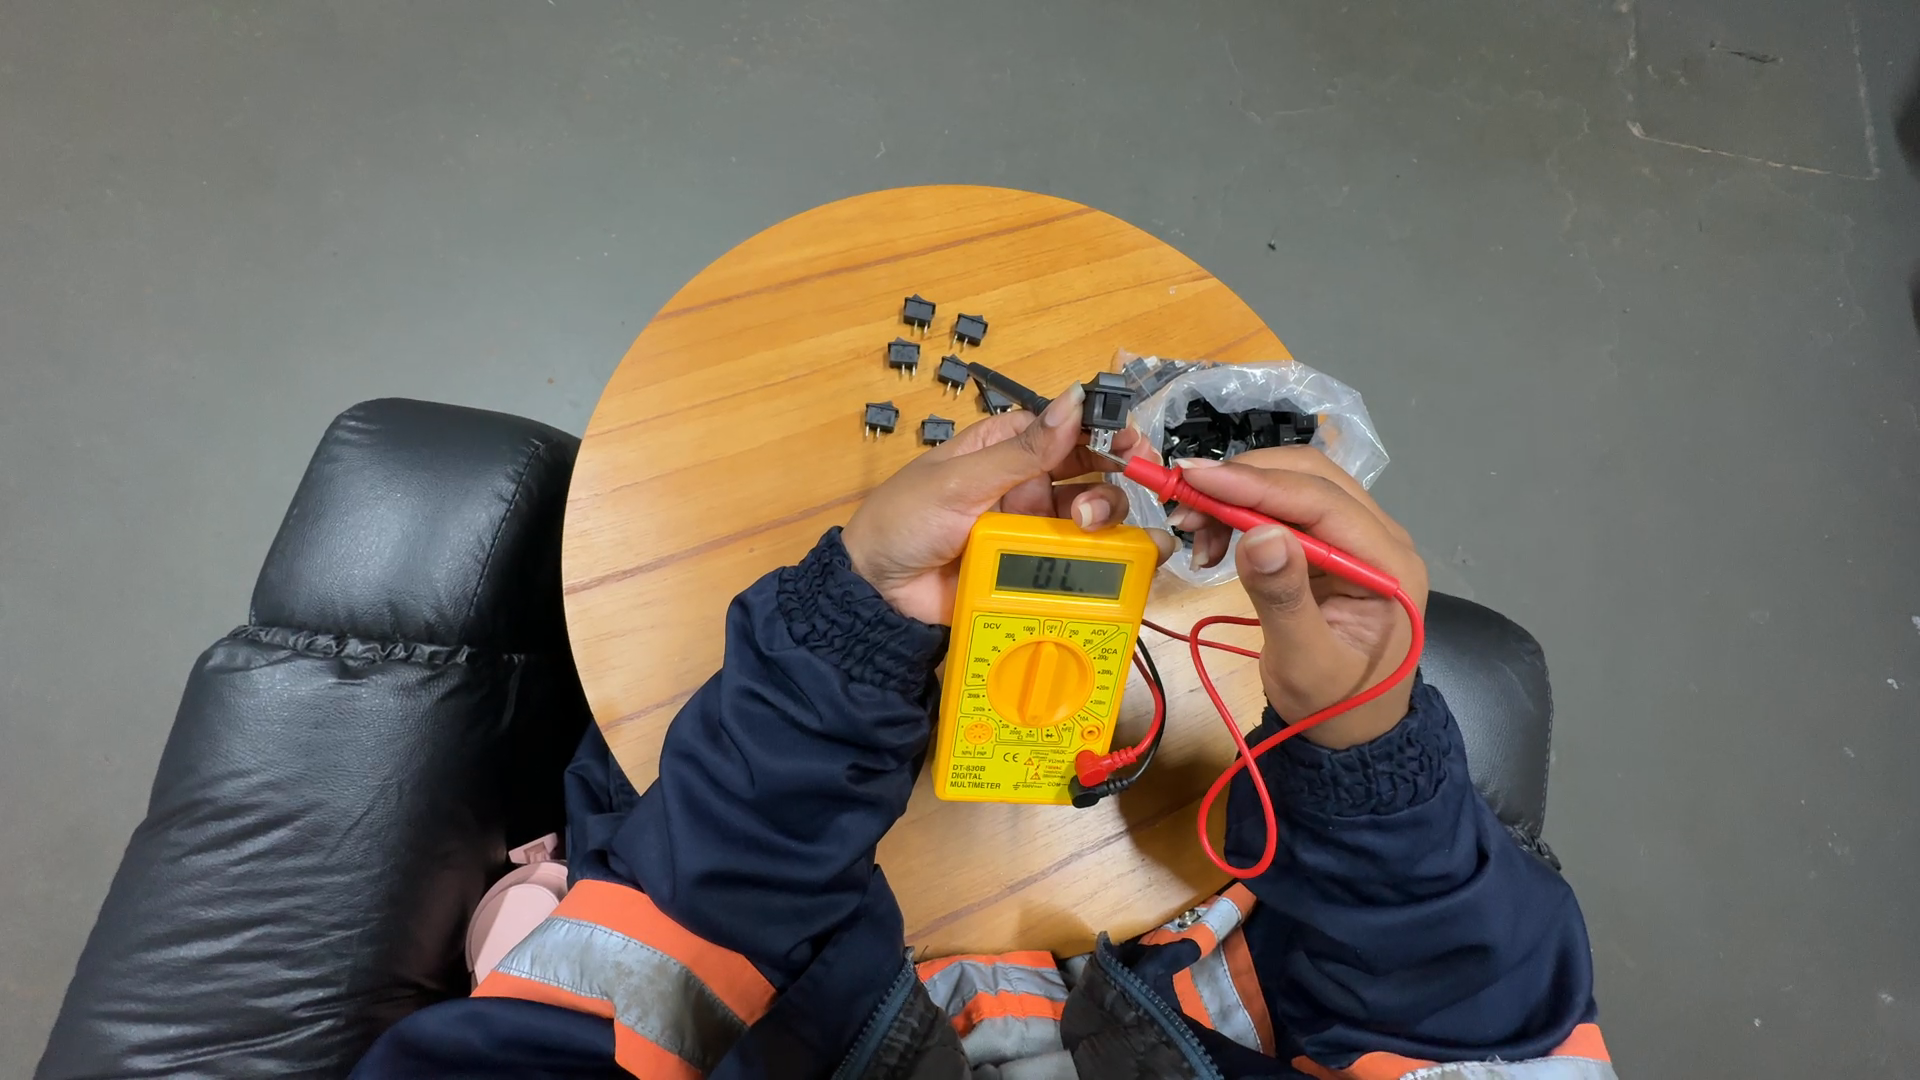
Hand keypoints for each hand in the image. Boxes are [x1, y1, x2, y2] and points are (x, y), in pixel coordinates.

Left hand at [843, 383, 1152, 624]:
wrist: (878, 591)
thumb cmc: (904, 520)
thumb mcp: (960, 480)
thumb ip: (1021, 449)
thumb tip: (1075, 400)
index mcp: (1005, 449)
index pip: (1067, 429)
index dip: (1104, 430)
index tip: (1132, 442)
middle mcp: (1026, 485)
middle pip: (1090, 473)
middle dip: (1109, 479)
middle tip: (1095, 501)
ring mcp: (1031, 528)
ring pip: (1091, 518)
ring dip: (1105, 519)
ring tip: (1086, 529)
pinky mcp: (1032, 569)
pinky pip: (1076, 561)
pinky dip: (1101, 561)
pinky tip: (1117, 563)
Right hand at [1171, 447, 1427, 748]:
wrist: (1349, 728)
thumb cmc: (1331, 703)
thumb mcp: (1304, 662)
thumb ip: (1284, 598)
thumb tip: (1258, 536)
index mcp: (1386, 563)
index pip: (1320, 501)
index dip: (1254, 483)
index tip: (1195, 478)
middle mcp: (1376, 537)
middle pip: (1307, 477)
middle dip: (1241, 480)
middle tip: (1183, 499)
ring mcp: (1350, 538)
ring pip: (1289, 485)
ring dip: (1234, 496)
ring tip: (1191, 530)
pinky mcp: (1323, 545)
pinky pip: (1278, 509)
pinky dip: (1237, 514)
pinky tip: (1211, 544)